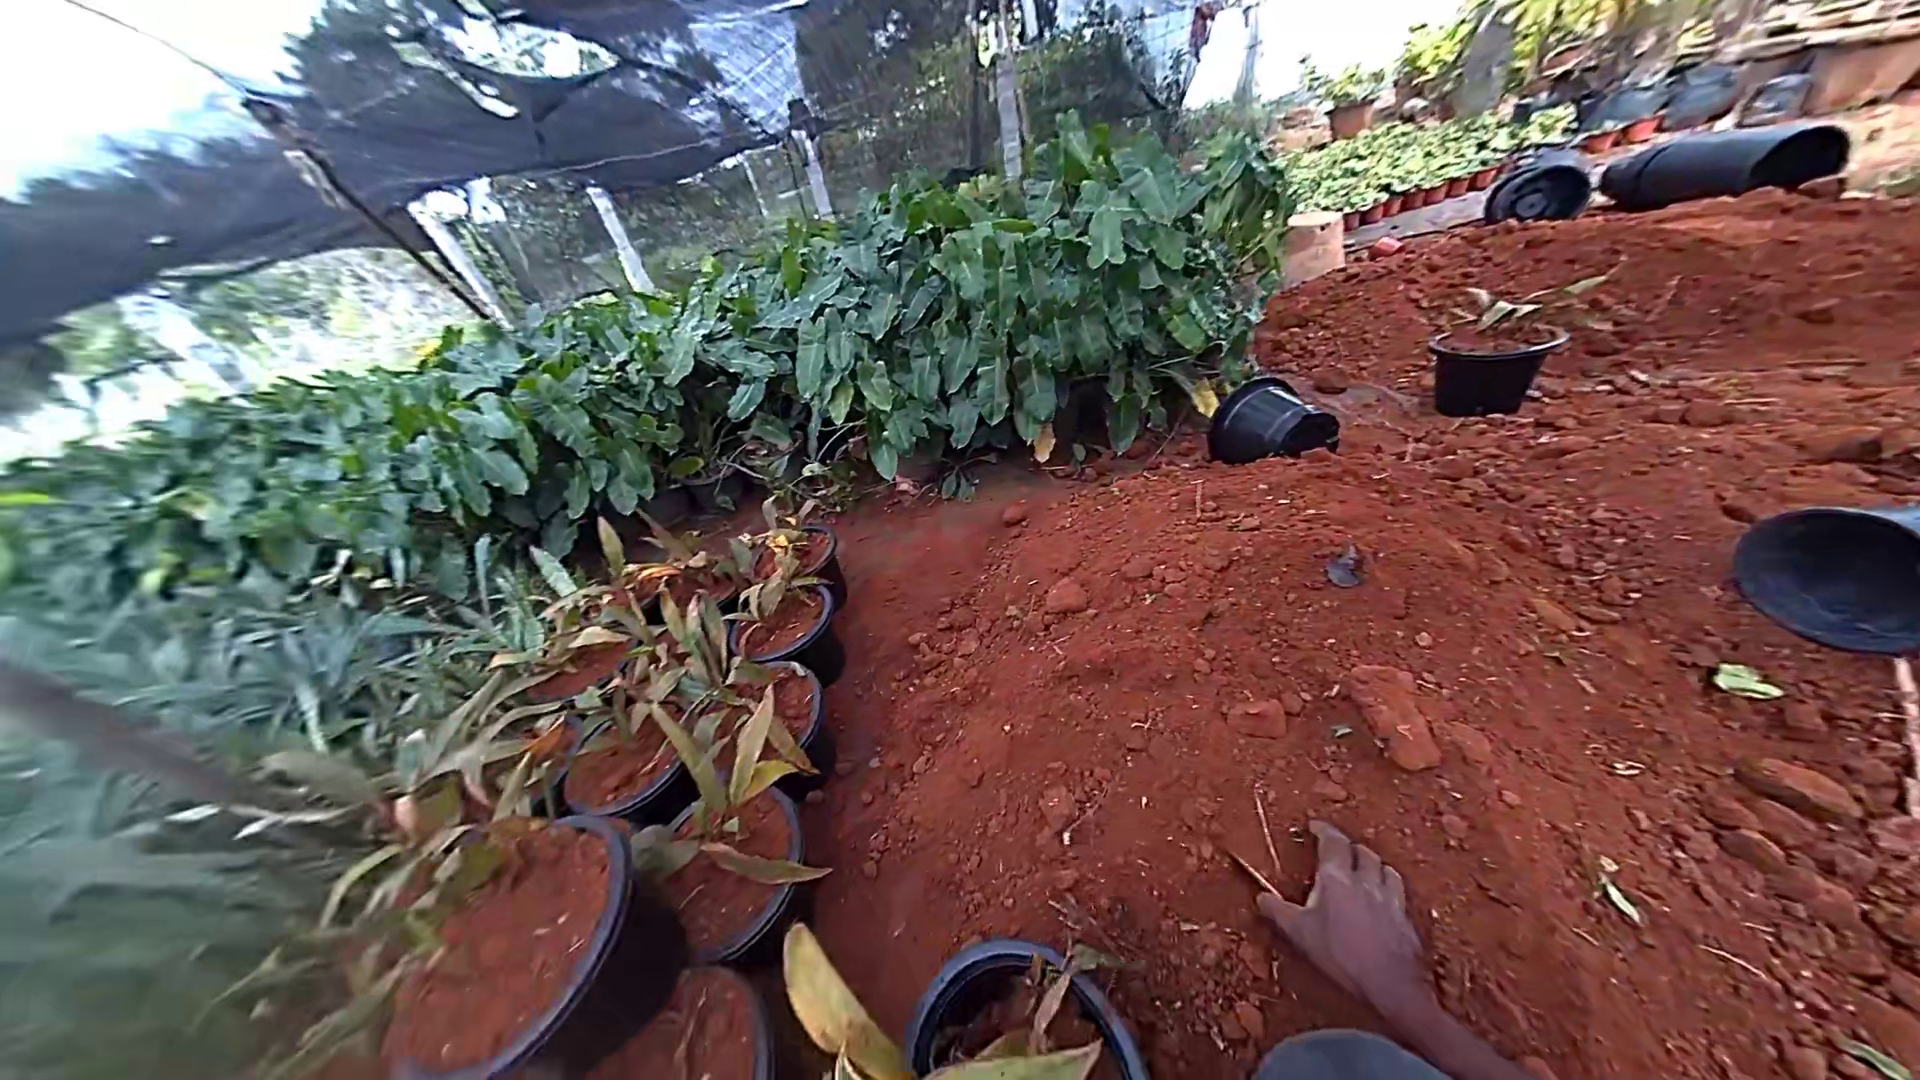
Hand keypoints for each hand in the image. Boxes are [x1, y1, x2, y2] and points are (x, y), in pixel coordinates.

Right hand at [1257, 820, 1431, 1019]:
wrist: (1393, 989)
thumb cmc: (1341, 955)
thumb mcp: (1300, 933)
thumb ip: (1278, 911)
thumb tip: (1261, 898)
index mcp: (1337, 877)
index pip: (1333, 841)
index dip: (1323, 830)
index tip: (1314, 826)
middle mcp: (1366, 882)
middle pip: (1362, 852)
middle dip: (1349, 846)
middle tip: (1337, 849)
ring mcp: (1391, 901)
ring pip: (1386, 869)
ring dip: (1373, 864)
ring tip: (1364, 868)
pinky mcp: (1407, 922)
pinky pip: (1400, 894)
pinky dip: (1389, 888)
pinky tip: (1384, 900)